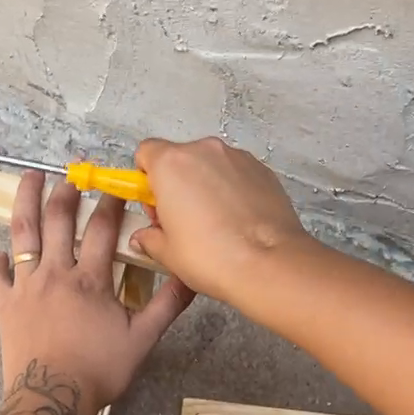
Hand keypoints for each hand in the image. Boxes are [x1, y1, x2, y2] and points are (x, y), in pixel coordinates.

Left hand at [0, 171, 193, 407]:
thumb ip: (166, 306)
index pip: (103, 229)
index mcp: (91, 279)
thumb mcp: (142, 339)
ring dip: (26, 202)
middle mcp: (56, 273)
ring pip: (23, 234)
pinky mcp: (4, 306)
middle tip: (72, 174)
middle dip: (67, 192)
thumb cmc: (98, 371)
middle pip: (59, 220)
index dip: (111, 203)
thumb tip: (191, 277)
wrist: (51, 399)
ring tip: (30, 178)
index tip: (116, 184)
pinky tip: (0, 253)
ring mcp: (26, 287)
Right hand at [128, 137, 316, 303]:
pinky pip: (236, 174)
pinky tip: (235, 222)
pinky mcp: (261, 169)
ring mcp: (236, 157)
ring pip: (209, 165)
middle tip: (180, 221)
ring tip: (212, 225)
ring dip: (205, 186)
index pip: (146, 152)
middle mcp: (204, 151)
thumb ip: (149, 238)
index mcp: (171, 164)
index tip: (153, 203)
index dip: (145, 178)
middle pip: (179, 158)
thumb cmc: (214, 256)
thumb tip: (145, 237)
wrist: (268, 263)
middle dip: (176, 184)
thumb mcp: (167, 253)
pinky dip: (231, 190)